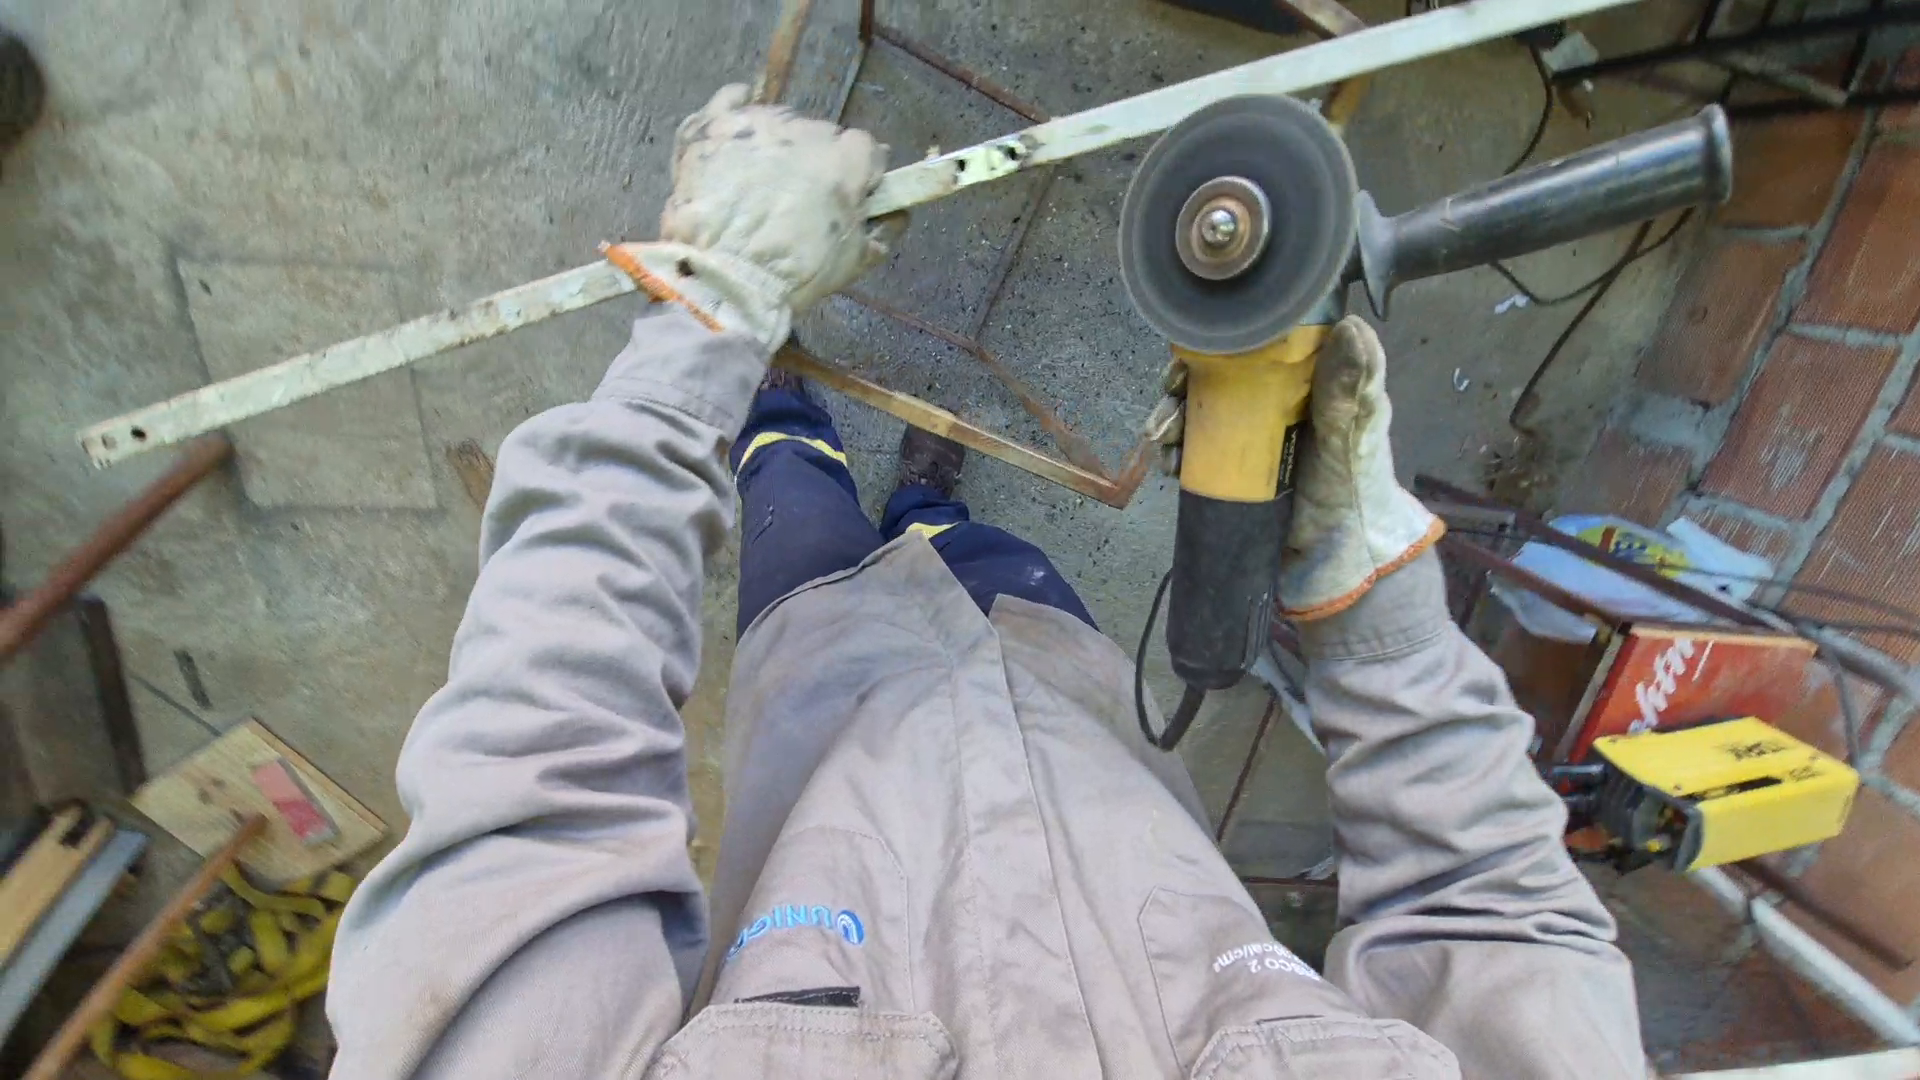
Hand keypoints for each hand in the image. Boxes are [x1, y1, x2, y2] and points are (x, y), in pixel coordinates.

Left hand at [605, 84, 904, 350]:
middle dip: (816, 164)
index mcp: (844, 162)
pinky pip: (730, 101)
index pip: (865, 150)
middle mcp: (804, 131)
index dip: (860, 175)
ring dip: (778, 147)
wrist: (729, 278)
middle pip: (821, 136)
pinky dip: (737, 114)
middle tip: (800, 203)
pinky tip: (739, 138)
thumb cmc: (798, 275)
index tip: (850, 198)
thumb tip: (898, 212)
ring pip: (779, 123)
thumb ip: (884, 231)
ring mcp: (757, 123)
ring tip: (760, 188)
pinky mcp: (714, 125)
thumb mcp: (855, 262)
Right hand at [1142, 316, 1441, 618]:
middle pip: (1214, 383)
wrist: (1336, 564)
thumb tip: (1348, 325)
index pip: (1252, 351)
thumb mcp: (1355, 436)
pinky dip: (1171, 455)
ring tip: (1162, 437)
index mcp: (1300, 388)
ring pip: (1195, 418)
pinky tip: (1167, 464)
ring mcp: (1243, 445)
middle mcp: (1267, 410)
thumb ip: (1350, 387)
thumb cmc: (1354, 493)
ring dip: (1170, 421)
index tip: (1195, 351)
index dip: (1220, 345)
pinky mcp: (1224, 478)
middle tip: (1170, 398)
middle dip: (1183, 387)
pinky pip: (1189, 457)